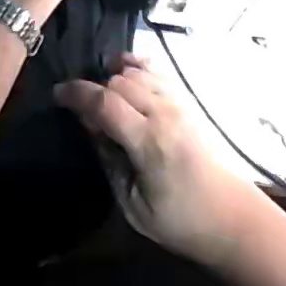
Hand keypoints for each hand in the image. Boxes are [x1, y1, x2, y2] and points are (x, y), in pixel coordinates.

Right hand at [55, 55, 276, 268]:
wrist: (228, 213)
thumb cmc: (178, 219)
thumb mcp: (132, 203)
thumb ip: (109, 159)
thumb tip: (89, 125)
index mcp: (149, 141)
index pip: (105, 102)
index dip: (76, 93)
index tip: (56, 94)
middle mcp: (165, 111)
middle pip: (119, 80)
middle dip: (95, 89)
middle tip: (83, 111)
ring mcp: (180, 100)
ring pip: (138, 70)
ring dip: (115, 77)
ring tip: (103, 96)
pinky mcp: (188, 99)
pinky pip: (158, 69)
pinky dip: (137, 66)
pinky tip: (125, 72)